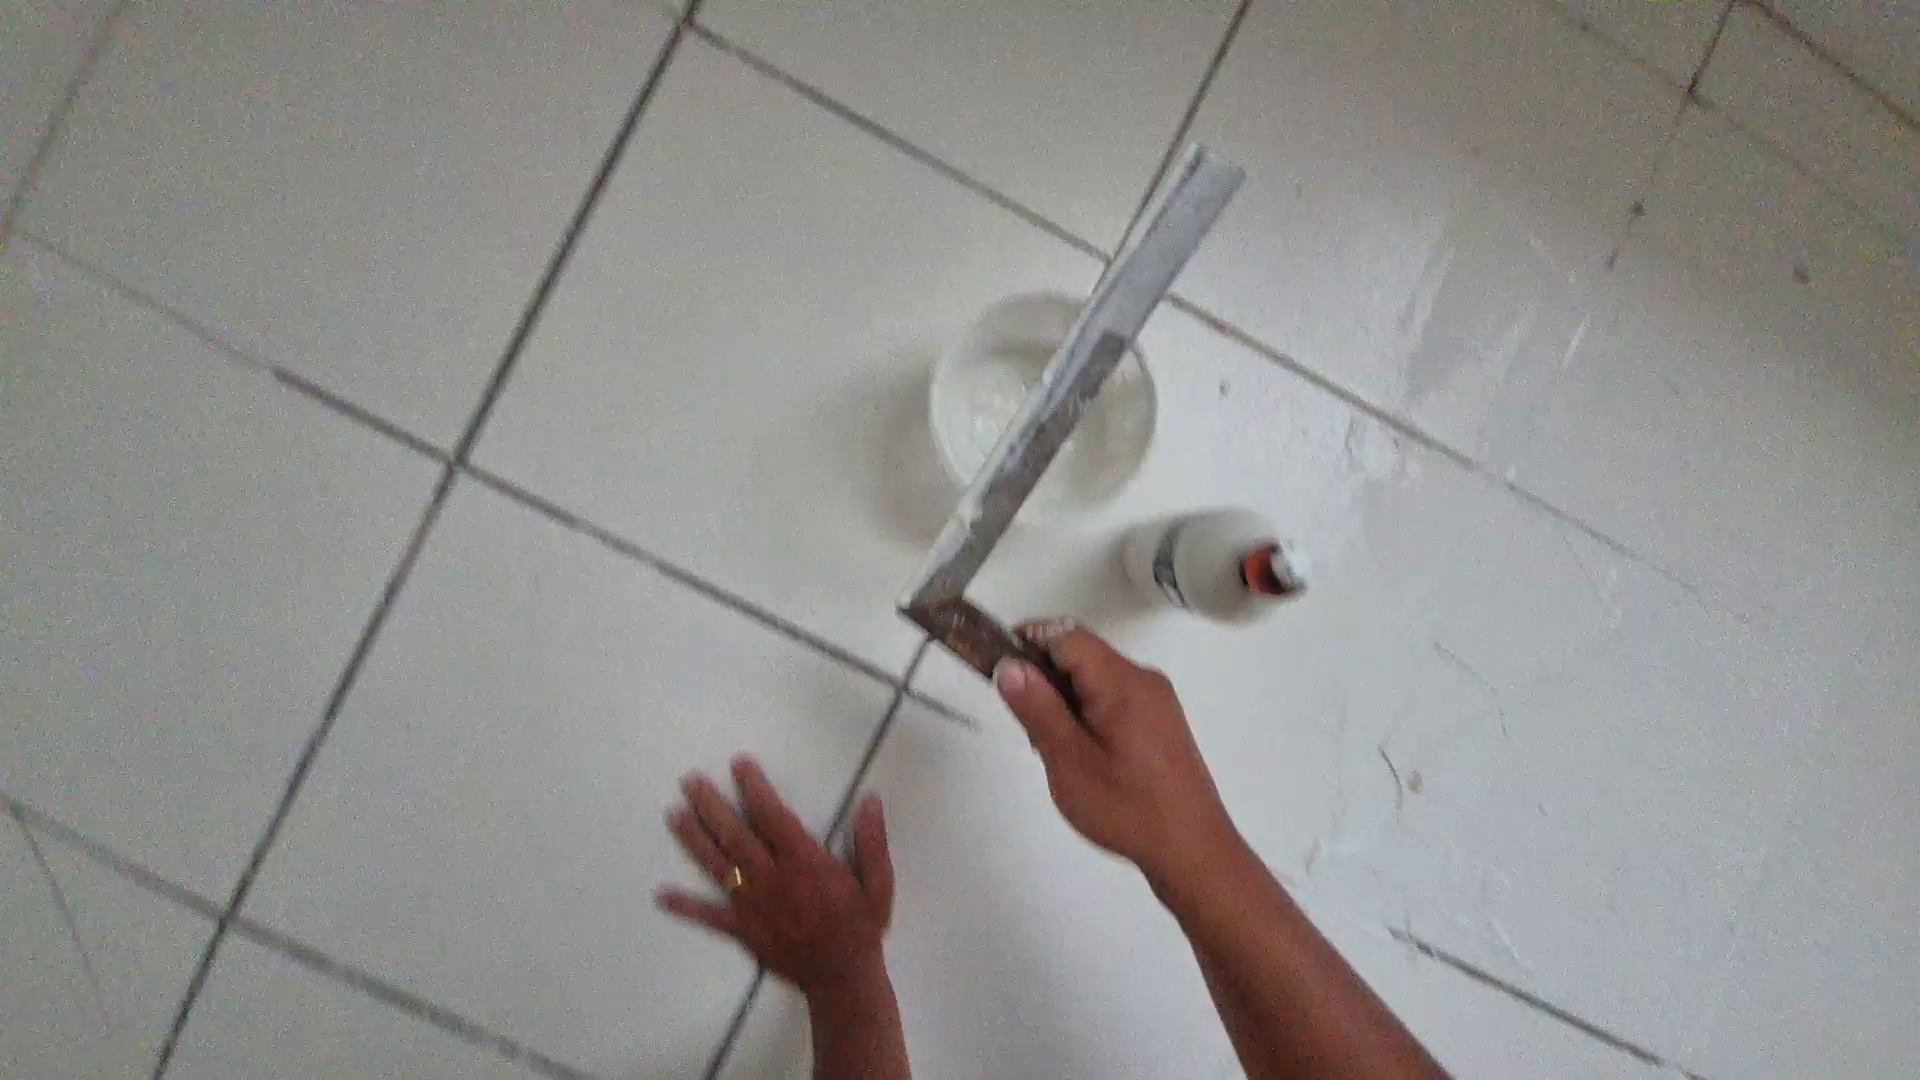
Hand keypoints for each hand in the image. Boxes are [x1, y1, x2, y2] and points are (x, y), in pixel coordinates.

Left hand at [656, 756, 894, 995]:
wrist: (843, 978)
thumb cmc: (861, 924)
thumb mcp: (879, 881)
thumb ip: (873, 839)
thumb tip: (869, 799)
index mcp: (804, 862)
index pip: (773, 816)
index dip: (754, 788)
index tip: (739, 764)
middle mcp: (772, 879)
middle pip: (736, 836)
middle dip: (712, 806)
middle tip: (690, 780)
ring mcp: (753, 906)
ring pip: (718, 866)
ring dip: (694, 839)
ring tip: (673, 814)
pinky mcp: (743, 931)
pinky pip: (710, 917)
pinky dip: (685, 906)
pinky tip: (661, 894)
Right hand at [995, 620, 1246, 887]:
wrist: (1193, 852)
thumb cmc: (1126, 808)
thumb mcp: (1069, 761)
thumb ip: (1037, 708)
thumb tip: (1008, 664)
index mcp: (1122, 681)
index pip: (1066, 635)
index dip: (1027, 644)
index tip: (1000, 673)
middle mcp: (1143, 678)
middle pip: (1081, 653)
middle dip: (1044, 676)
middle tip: (1025, 723)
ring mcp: (1156, 700)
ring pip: (1095, 677)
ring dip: (1064, 697)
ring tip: (1050, 746)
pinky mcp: (1160, 721)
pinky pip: (1113, 697)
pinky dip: (1086, 711)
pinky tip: (1080, 753)